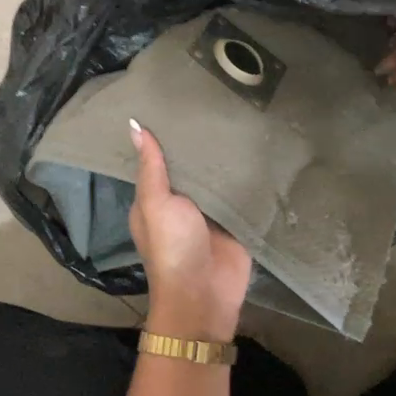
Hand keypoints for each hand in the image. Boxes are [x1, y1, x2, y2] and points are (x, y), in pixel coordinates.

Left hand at [129, 119, 251, 342]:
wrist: (205, 294)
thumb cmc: (172, 247)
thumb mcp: (156, 203)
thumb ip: (151, 166)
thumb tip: (133, 124)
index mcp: (155, 200)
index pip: (159, 160)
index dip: (166, 135)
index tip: (179, 102)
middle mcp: (181, 204)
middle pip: (191, 168)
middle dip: (201, 144)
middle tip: (218, 101)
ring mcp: (210, 214)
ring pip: (218, 179)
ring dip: (227, 159)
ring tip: (242, 115)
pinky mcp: (236, 222)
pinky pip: (242, 195)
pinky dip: (249, 179)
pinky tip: (262, 148)